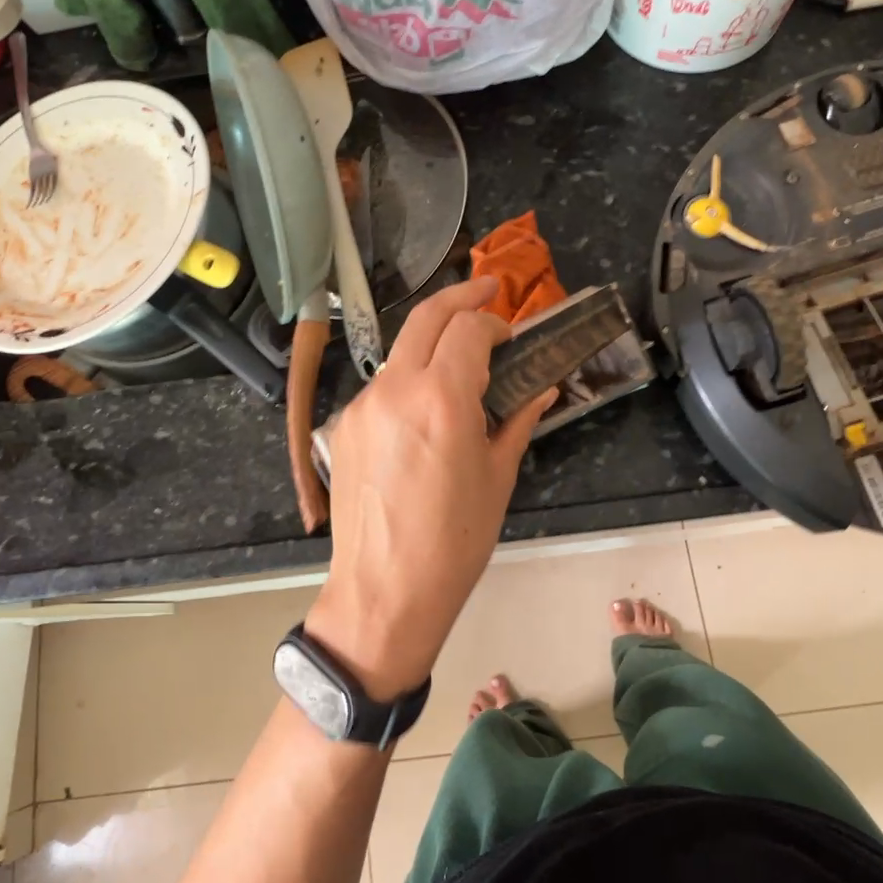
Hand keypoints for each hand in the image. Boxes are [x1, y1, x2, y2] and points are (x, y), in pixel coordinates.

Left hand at [303, 277, 554, 697]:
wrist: (384, 592)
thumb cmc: (454, 542)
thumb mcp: (497, 478)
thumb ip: (516, 421)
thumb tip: (541, 390)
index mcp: (441, 398)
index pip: (468, 329)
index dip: (494, 322)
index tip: (511, 334)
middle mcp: (395, 389)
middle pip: (425, 317)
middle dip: (460, 296)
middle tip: (487, 290)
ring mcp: (361, 406)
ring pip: (399, 354)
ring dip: (430, 346)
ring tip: (459, 369)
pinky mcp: (341, 428)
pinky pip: (380, 389)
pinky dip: (407, 383)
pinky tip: (424, 416)